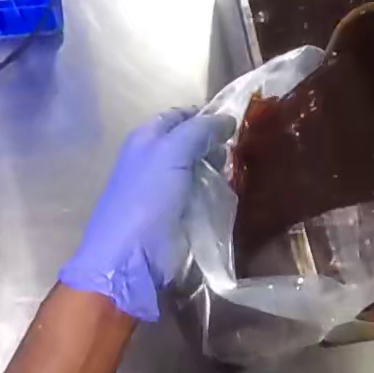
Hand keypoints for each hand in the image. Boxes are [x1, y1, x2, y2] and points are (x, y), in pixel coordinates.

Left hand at [60, 107, 230, 321]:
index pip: (180, 117)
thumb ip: (199, 131)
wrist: (132, 256)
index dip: (206, 116)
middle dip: (215, 144)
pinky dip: (217, 192)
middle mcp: (155, 161)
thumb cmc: (148, 198)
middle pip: (191, 143)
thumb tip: (226, 119)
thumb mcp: (172, 153)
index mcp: (147, 139)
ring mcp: (167, 190)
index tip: (236, 122)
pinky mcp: (178, 215)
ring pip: (199, 170)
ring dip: (218, 169)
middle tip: (241, 149)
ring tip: (241, 170)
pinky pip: (202, 196)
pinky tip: (233, 192)